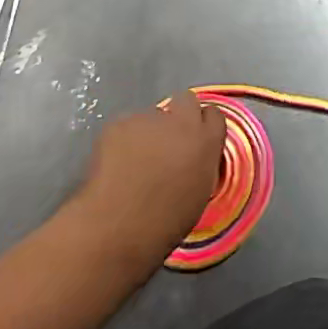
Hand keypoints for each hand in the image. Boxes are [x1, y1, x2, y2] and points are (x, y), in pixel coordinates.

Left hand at [75, 90, 224, 261]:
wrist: (117, 228)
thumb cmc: (164, 224)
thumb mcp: (199, 193)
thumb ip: (201, 163)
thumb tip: (193, 157)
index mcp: (207, 141)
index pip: (213, 115)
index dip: (202, 127)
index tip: (193, 141)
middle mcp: (182, 121)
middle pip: (186, 100)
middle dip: (179, 115)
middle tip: (166, 142)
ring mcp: (149, 118)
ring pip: (152, 115)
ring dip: (147, 131)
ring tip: (133, 159)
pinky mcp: (119, 123)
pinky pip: (125, 125)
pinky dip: (121, 140)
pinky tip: (114, 163)